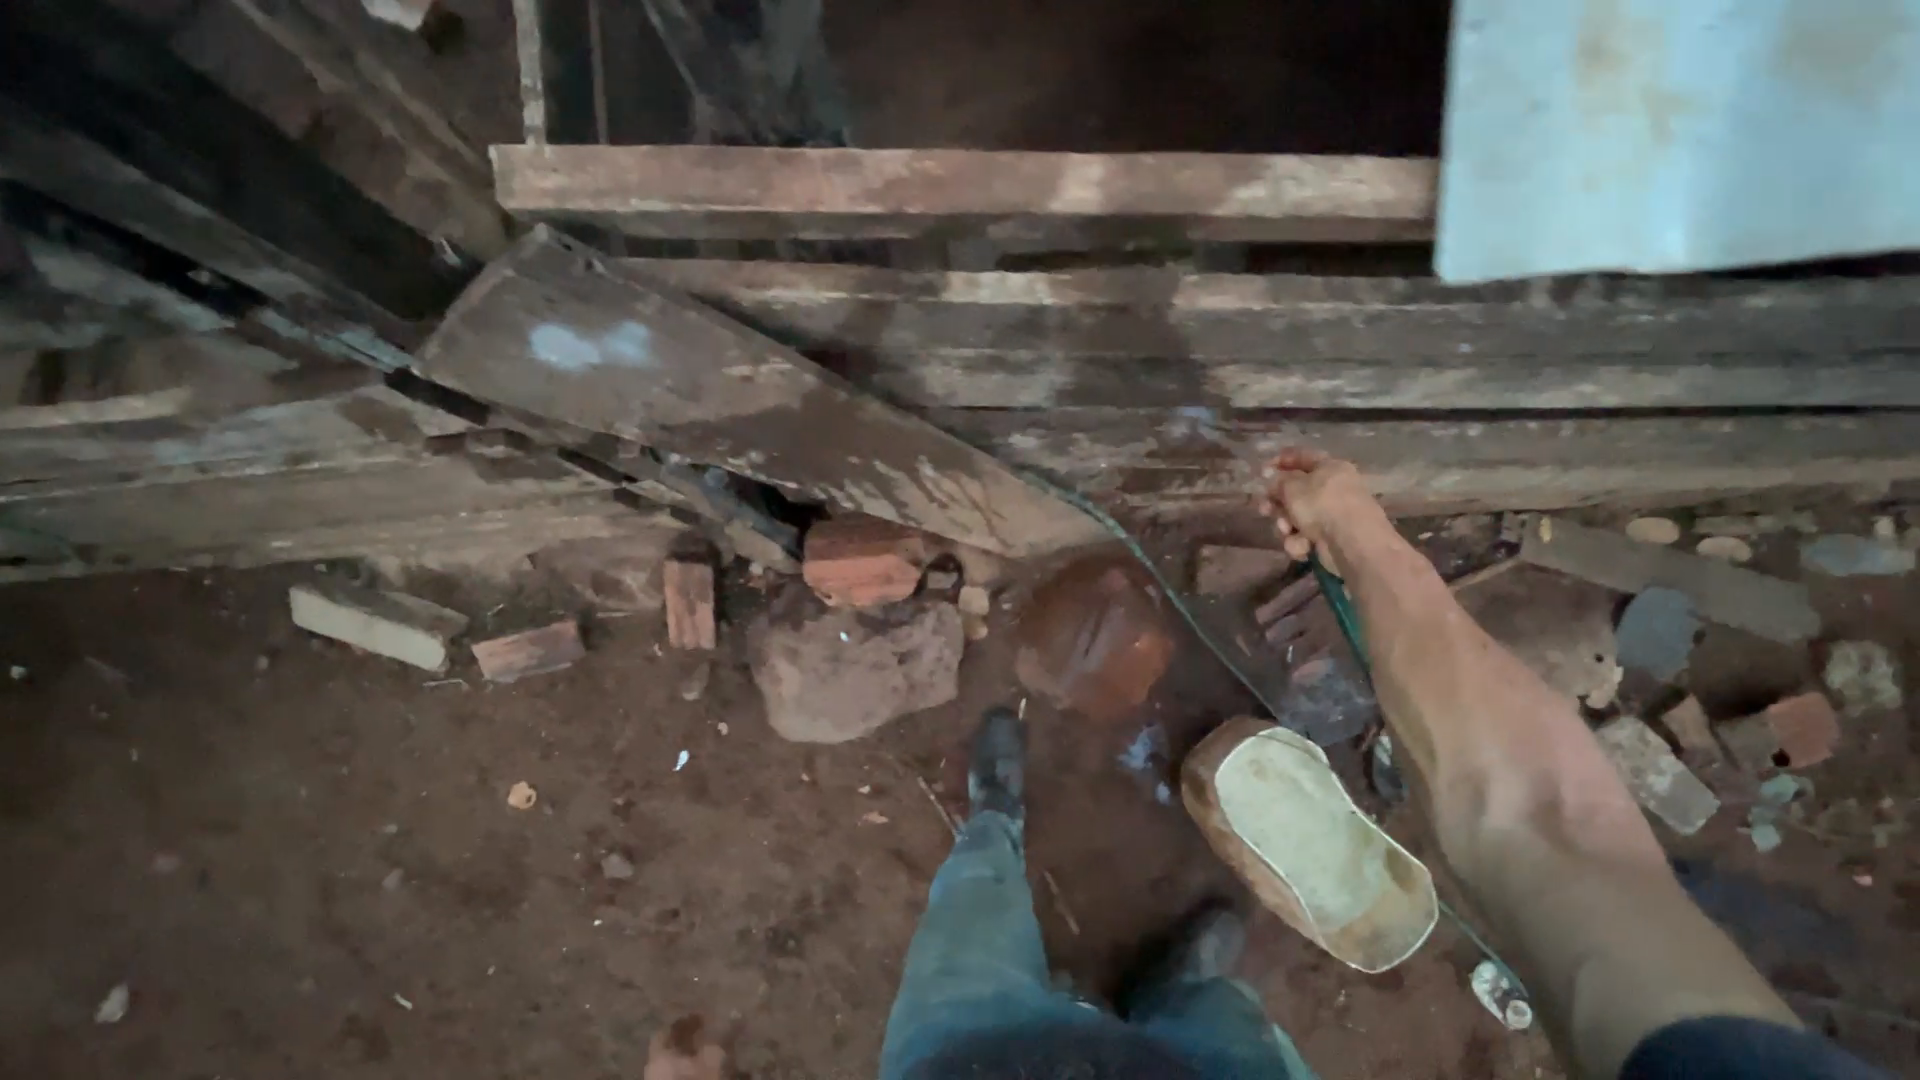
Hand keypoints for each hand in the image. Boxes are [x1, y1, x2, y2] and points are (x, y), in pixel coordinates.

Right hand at [1256, 448, 1383, 572]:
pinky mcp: (1330, 539)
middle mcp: (1333, 489)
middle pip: (1296, 492)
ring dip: (1286, 525)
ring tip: (1287, 531)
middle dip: (1277, 503)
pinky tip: (1303, 546)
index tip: (1262, 470)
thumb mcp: (1292, 487)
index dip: (1281, 460)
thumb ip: (1278, 480)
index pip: (1303, 457)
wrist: (1352, 544)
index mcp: (1330, 468)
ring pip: (1296, 517)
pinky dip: (1299, 541)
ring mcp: (1332, 515)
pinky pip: (1304, 536)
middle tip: (1265, 509)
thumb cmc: (1322, 505)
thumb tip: (1270, 476)